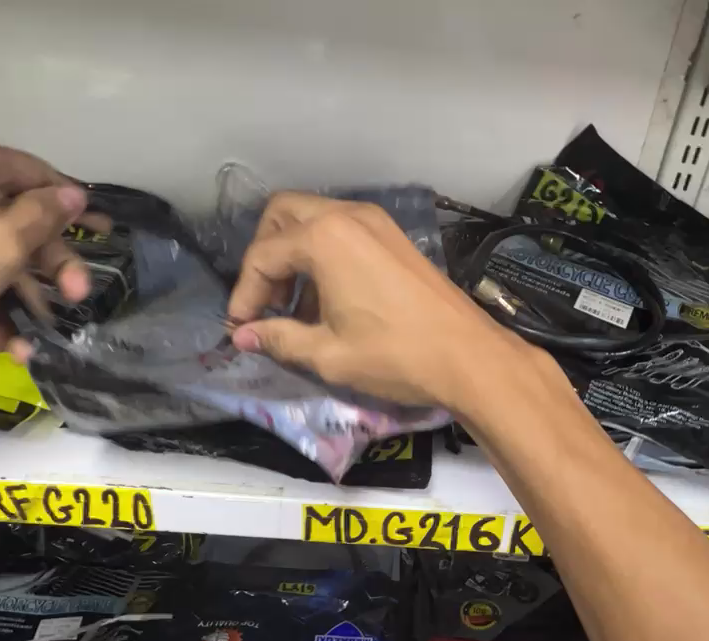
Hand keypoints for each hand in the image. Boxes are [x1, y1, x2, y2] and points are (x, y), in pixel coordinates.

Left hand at [0, 129, 95, 373]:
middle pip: (18, 221)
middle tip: (76, 299)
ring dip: (19, 301)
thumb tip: (73, 195)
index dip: (72, 206)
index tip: (103, 233)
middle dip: (49, 268)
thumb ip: (44, 217)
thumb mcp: (5, 243)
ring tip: (28, 342)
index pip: (35, 173)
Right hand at [227, 193, 553, 417]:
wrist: (469, 357)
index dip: (244, 294)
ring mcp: (375, 223)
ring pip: (314, 221)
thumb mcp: (329, 355)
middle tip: (263, 303)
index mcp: (325, 239)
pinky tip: (326, 303)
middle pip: (283, 217)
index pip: (263, 255)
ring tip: (293, 312)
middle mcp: (347, 216)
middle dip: (264, 258)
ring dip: (294, 258)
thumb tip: (244, 337)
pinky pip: (342, 233)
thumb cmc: (396, 356)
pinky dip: (323, 257)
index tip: (240, 329)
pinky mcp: (394, 238)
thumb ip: (280, 339)